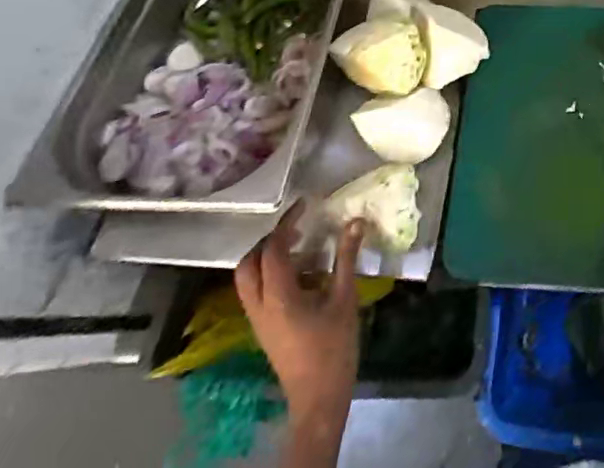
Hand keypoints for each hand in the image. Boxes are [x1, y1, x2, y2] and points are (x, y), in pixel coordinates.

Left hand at [234, 202, 364, 415]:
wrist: (318, 397)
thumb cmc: (334, 347)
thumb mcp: (345, 298)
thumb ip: (346, 259)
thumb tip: (355, 222)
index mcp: (278, 296)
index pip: (272, 249)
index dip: (286, 223)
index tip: (304, 206)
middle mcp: (259, 305)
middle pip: (248, 263)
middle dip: (269, 241)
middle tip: (296, 230)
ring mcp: (257, 320)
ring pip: (248, 279)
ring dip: (268, 258)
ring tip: (301, 250)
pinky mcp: (263, 329)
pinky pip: (257, 292)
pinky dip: (272, 275)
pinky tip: (302, 276)